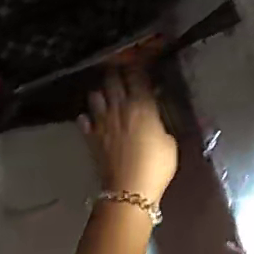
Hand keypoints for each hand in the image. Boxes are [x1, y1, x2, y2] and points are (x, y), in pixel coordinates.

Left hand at [80, 68, 177, 201]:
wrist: (129, 189)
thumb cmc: (157, 165)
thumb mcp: (169, 141)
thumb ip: (159, 123)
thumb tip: (153, 115)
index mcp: (142, 105)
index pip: (137, 77)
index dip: (137, 67)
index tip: (139, 63)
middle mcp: (119, 107)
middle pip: (112, 80)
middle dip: (116, 73)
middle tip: (120, 70)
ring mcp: (101, 121)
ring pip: (95, 95)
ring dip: (100, 92)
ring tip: (106, 93)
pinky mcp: (90, 136)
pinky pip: (84, 119)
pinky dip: (87, 116)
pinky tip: (92, 118)